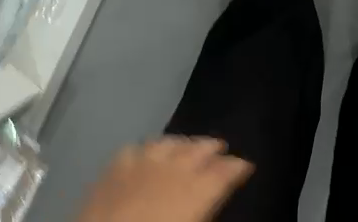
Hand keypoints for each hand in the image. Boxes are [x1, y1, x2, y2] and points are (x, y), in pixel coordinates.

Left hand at [75, 137, 253, 221]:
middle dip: (210, 147)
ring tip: (189, 146)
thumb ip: (202, 210)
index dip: (236, 168)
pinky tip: (147, 154)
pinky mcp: (112, 169)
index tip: (246, 165)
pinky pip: (135, 150)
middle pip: (195, 151)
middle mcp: (169, 170)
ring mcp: (138, 164)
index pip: (222, 174)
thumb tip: (207, 205)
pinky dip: (147, 150)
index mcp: (193, 192)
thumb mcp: (189, 220)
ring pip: (167, 144)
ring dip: (181, 144)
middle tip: (221, 146)